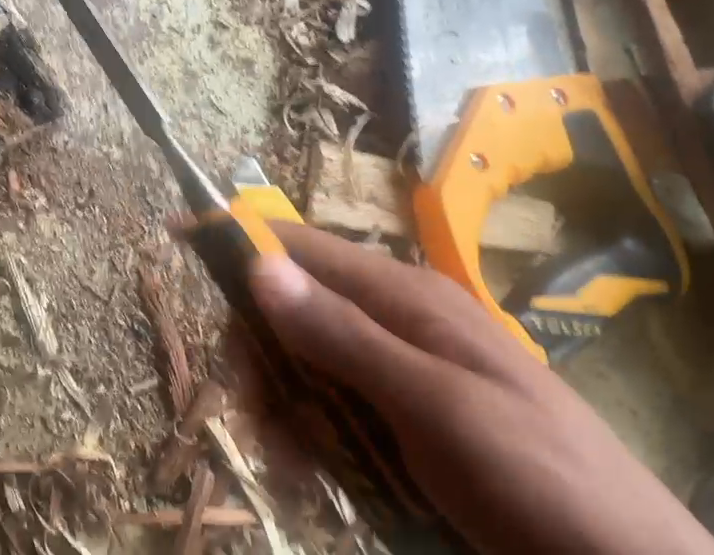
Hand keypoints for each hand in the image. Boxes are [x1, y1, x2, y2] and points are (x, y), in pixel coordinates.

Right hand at [246, 222, 713, 554]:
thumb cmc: (538, 478)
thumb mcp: (436, 406)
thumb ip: (344, 335)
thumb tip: (258, 264)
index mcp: (405, 297)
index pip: (300, 244)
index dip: (238, 236)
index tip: (176, 234)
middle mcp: (396, 322)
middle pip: (289, 311)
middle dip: (258, 357)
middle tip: (246, 410)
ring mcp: (400, 373)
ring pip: (302, 367)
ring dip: (282, 412)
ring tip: (291, 466)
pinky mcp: (405, 420)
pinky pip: (331, 413)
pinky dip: (311, 441)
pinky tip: (314, 478)